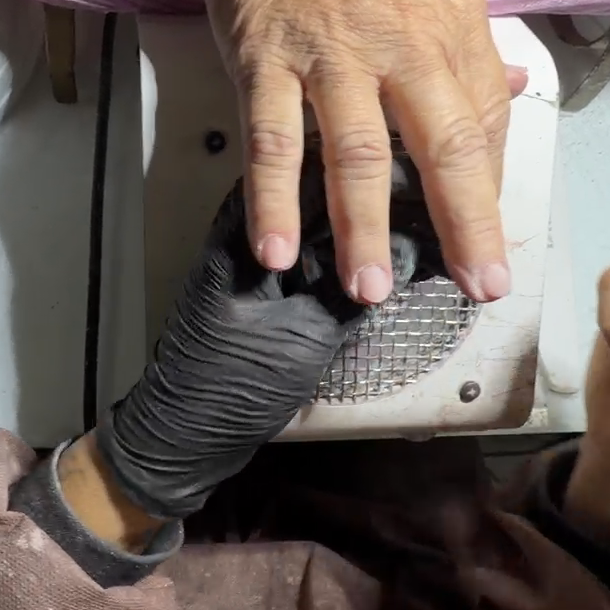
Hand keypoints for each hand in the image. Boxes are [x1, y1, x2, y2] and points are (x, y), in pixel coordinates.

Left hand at [93, 158, 435, 520]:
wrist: (188, 434)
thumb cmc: (235, 383)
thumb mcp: (304, 337)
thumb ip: (351, 290)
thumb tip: (406, 250)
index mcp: (241, 234)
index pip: (307, 180)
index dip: (363, 174)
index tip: (413, 175)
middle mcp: (242, 233)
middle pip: (310, 194)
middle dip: (364, 193)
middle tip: (422, 194)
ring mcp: (251, 259)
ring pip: (311, 222)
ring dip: (355, 221)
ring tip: (411, 218)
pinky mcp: (261, 285)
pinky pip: (307, 254)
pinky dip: (341, 252)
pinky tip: (379, 257)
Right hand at [185, 0, 521, 307]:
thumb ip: (468, 39)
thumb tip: (507, 88)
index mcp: (447, 20)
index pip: (480, 122)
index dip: (484, 189)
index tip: (483, 239)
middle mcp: (397, 40)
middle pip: (441, 146)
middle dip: (462, 224)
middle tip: (475, 285)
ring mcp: (327, 52)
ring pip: (354, 155)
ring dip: (362, 229)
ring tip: (369, 290)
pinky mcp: (264, 59)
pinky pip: (271, 140)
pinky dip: (271, 198)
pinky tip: (275, 247)